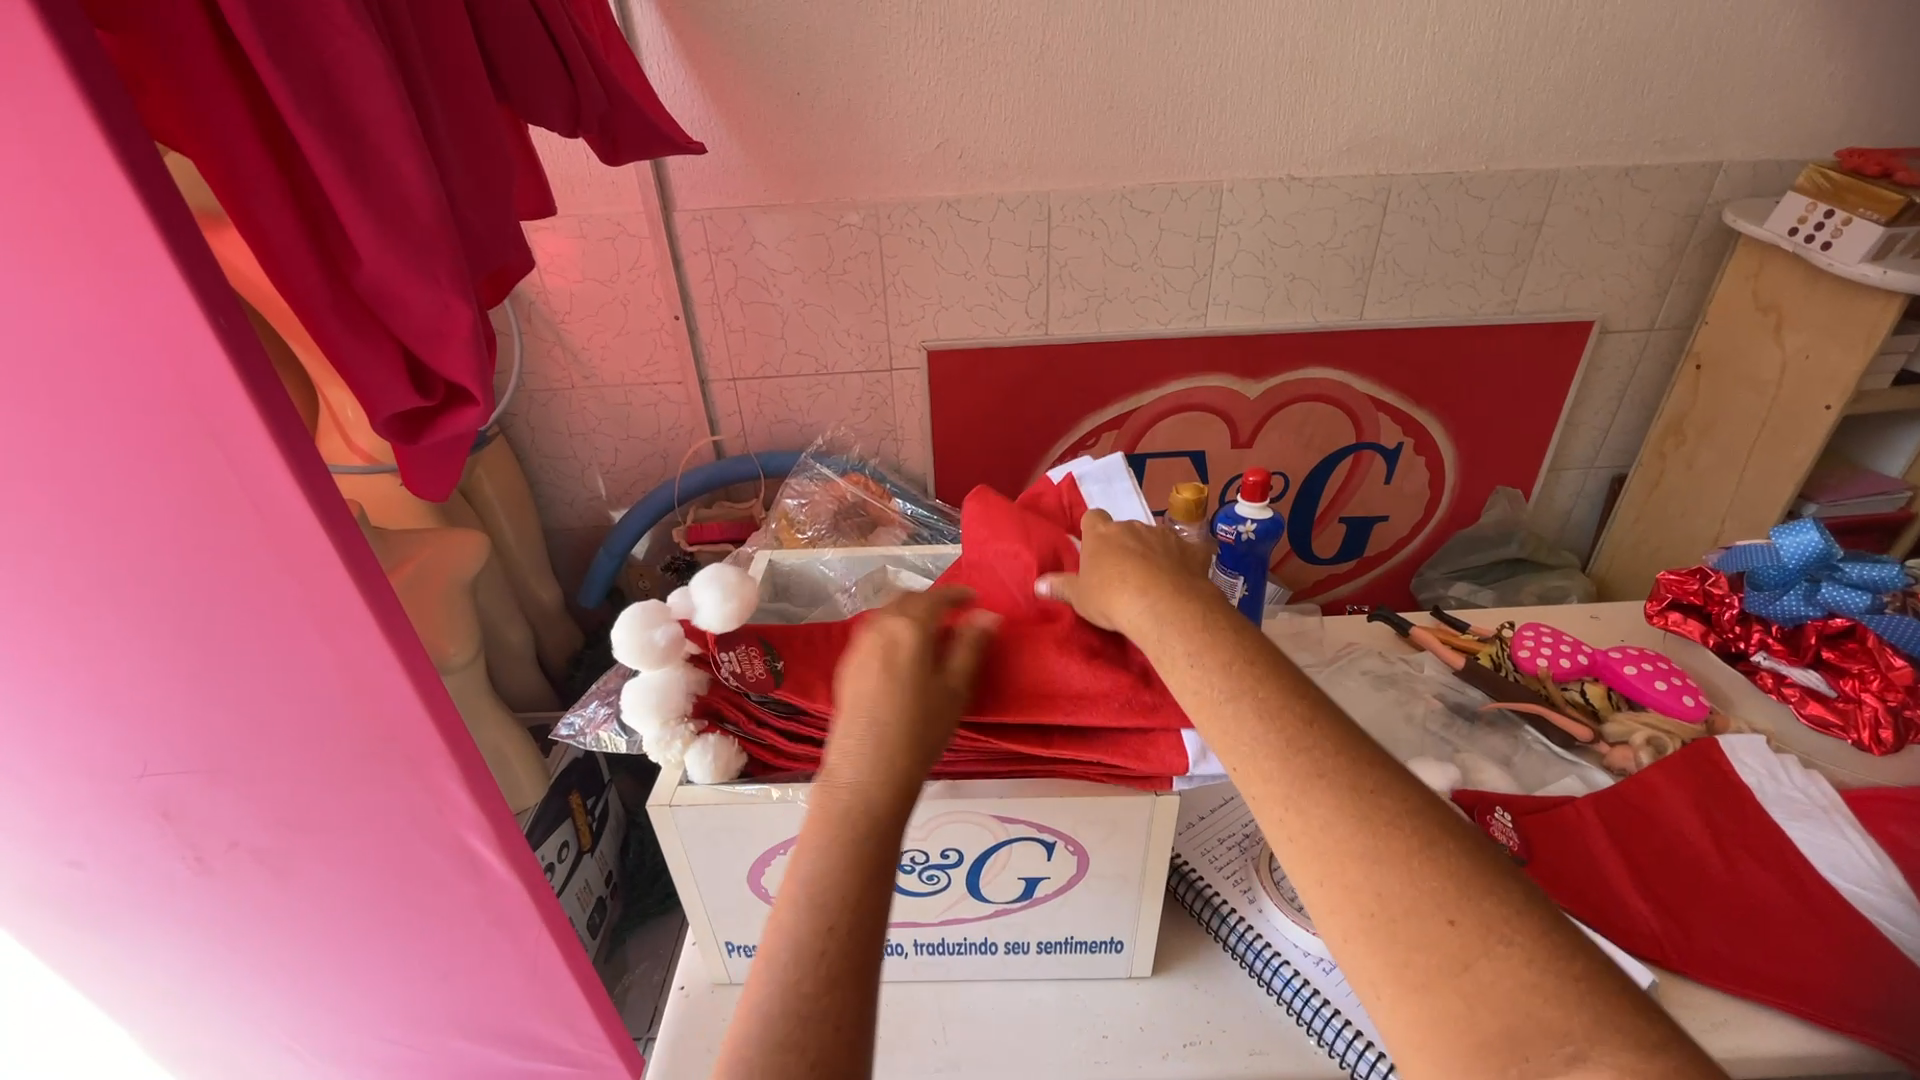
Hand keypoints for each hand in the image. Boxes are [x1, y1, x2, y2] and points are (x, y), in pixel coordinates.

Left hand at [822, 587, 997, 802]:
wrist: (868, 769)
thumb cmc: (920, 729)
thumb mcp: (956, 688)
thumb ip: (971, 646)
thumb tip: (987, 615)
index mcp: (910, 627)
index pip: (936, 597)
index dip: (957, 595)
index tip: (974, 599)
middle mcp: (879, 626)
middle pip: (907, 600)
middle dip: (931, 601)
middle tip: (953, 613)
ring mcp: (858, 644)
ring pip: (886, 614)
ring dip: (909, 613)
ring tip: (929, 632)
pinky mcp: (846, 664)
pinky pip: (873, 632)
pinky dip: (891, 629)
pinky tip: (902, 652)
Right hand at [1036, 510, 1217, 633]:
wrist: (1164, 607)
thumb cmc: (1112, 599)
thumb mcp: (1079, 598)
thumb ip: (1060, 587)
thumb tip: (1038, 584)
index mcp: (1101, 534)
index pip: (1092, 517)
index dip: (1093, 529)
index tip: (1093, 547)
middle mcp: (1132, 527)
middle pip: (1124, 529)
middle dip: (1123, 545)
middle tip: (1121, 572)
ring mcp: (1164, 535)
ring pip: (1154, 538)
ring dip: (1152, 552)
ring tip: (1153, 580)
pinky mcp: (1192, 549)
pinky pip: (1187, 550)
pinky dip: (1183, 561)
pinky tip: (1184, 577)